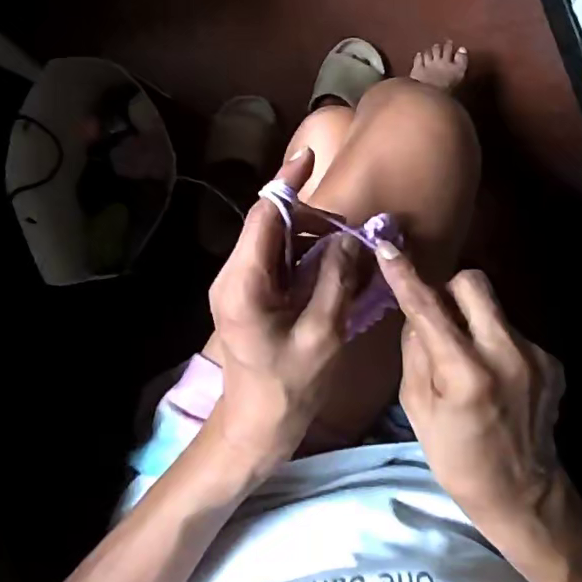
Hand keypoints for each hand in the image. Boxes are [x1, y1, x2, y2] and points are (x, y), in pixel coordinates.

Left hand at [205, 149, 368, 469]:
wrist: (256, 425)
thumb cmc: (290, 387)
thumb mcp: (323, 333)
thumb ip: (335, 278)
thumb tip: (347, 237)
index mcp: (243, 283)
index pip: (263, 216)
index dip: (287, 183)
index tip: (309, 157)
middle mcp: (232, 276)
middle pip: (269, 225)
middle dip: (310, 220)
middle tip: (349, 237)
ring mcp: (236, 285)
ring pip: (274, 242)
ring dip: (309, 239)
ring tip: (344, 258)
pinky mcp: (246, 295)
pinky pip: (275, 261)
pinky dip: (302, 258)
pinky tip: (329, 272)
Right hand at [374, 245, 567, 535]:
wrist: (525, 495)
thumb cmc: (456, 458)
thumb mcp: (416, 409)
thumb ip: (415, 351)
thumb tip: (416, 312)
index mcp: (466, 373)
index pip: (427, 308)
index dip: (404, 275)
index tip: (388, 248)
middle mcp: (506, 355)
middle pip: (473, 282)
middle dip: (448, 289)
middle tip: (438, 317)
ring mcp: (536, 356)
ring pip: (493, 306)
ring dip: (471, 319)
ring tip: (467, 359)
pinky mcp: (552, 362)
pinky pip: (510, 331)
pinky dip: (493, 342)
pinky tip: (492, 377)